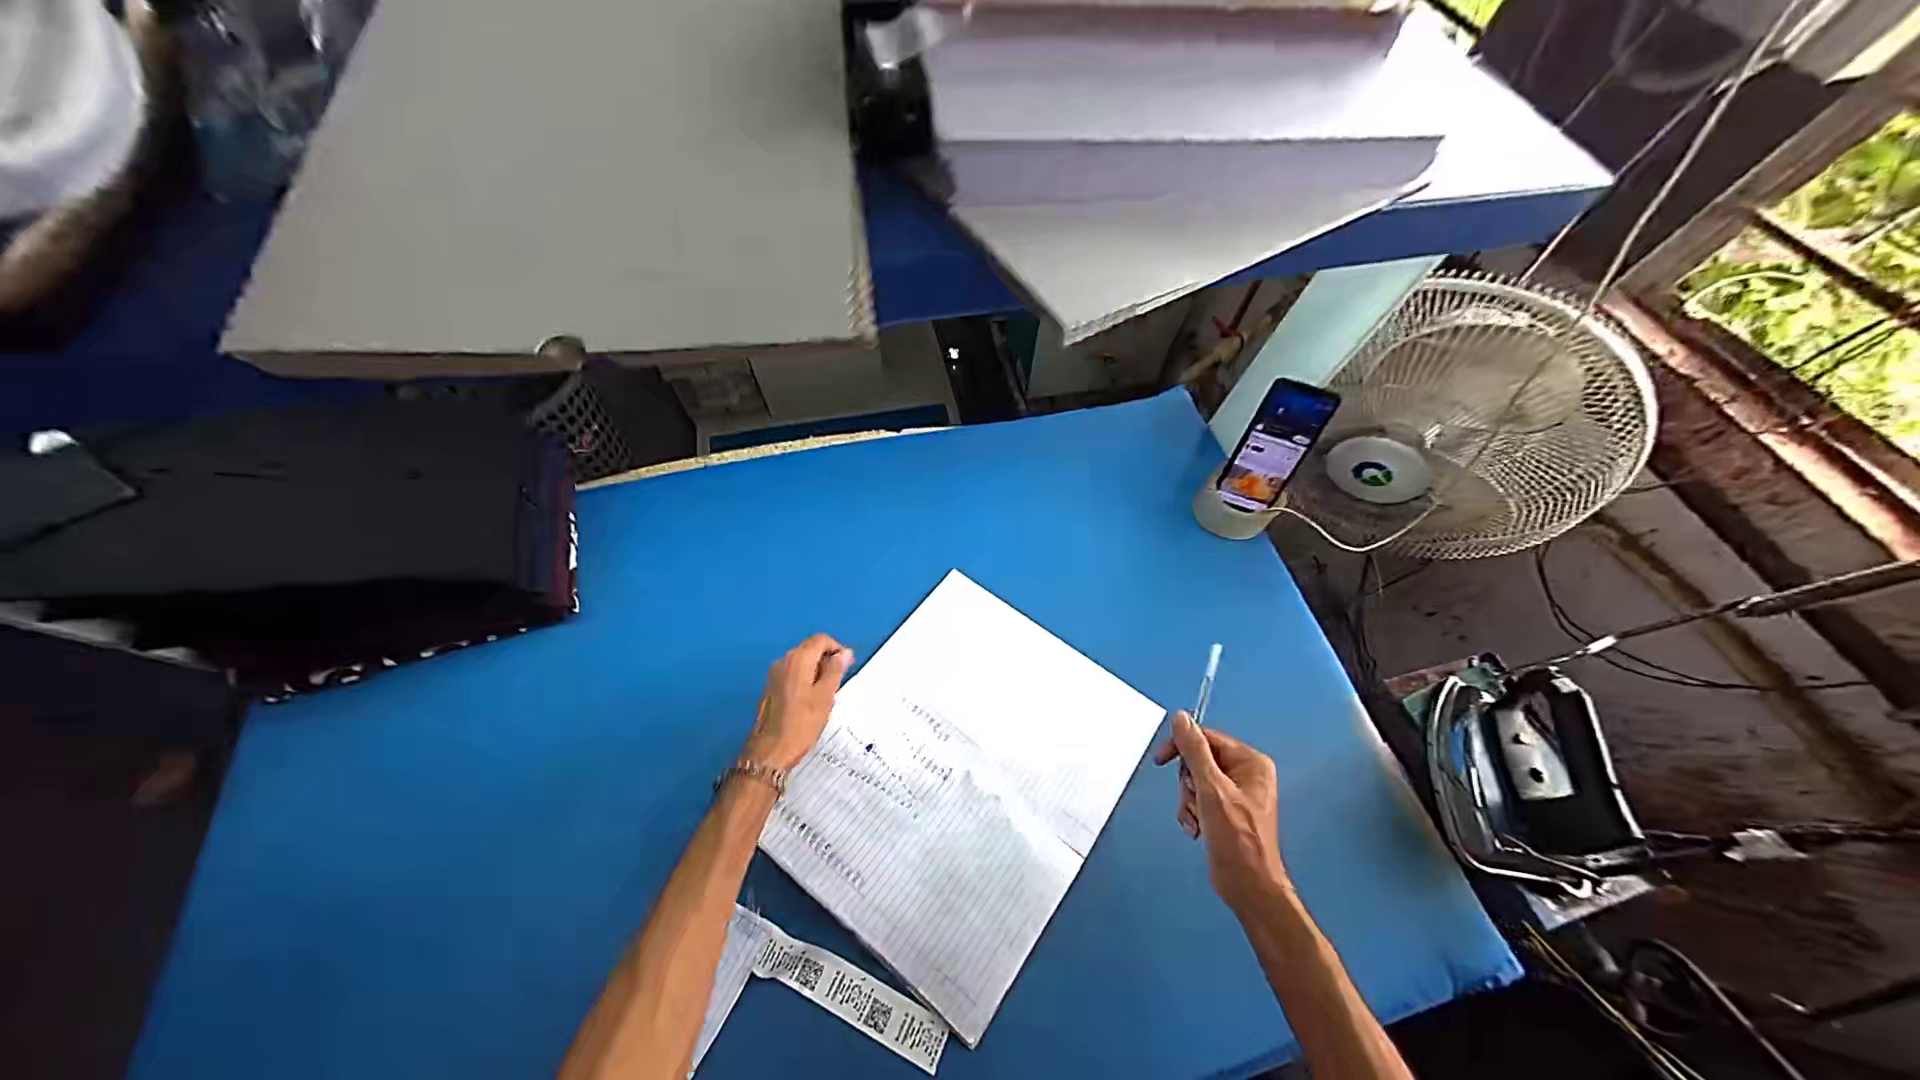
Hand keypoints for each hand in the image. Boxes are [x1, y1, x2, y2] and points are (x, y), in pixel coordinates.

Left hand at [742, 634, 853, 771]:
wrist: (771, 750)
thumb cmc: (802, 723)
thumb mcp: (825, 696)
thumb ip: (835, 670)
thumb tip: (844, 652)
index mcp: (798, 659)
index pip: (821, 639)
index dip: (837, 649)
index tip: (846, 667)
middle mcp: (783, 661)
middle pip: (810, 648)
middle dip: (826, 660)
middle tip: (837, 684)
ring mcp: (774, 673)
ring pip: (801, 662)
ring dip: (816, 671)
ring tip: (825, 695)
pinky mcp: (770, 686)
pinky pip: (792, 674)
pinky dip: (804, 680)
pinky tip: (809, 701)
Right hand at [1153, 712, 1287, 912]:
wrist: (1248, 886)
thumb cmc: (1239, 841)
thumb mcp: (1211, 789)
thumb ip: (1194, 751)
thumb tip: (1182, 719)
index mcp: (1251, 762)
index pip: (1206, 737)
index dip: (1182, 747)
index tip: (1162, 759)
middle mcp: (1246, 774)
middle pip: (1198, 760)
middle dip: (1188, 783)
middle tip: (1195, 801)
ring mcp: (1236, 793)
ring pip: (1194, 780)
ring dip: (1188, 800)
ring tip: (1199, 819)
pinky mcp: (1226, 810)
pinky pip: (1197, 798)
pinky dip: (1192, 812)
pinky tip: (1199, 828)